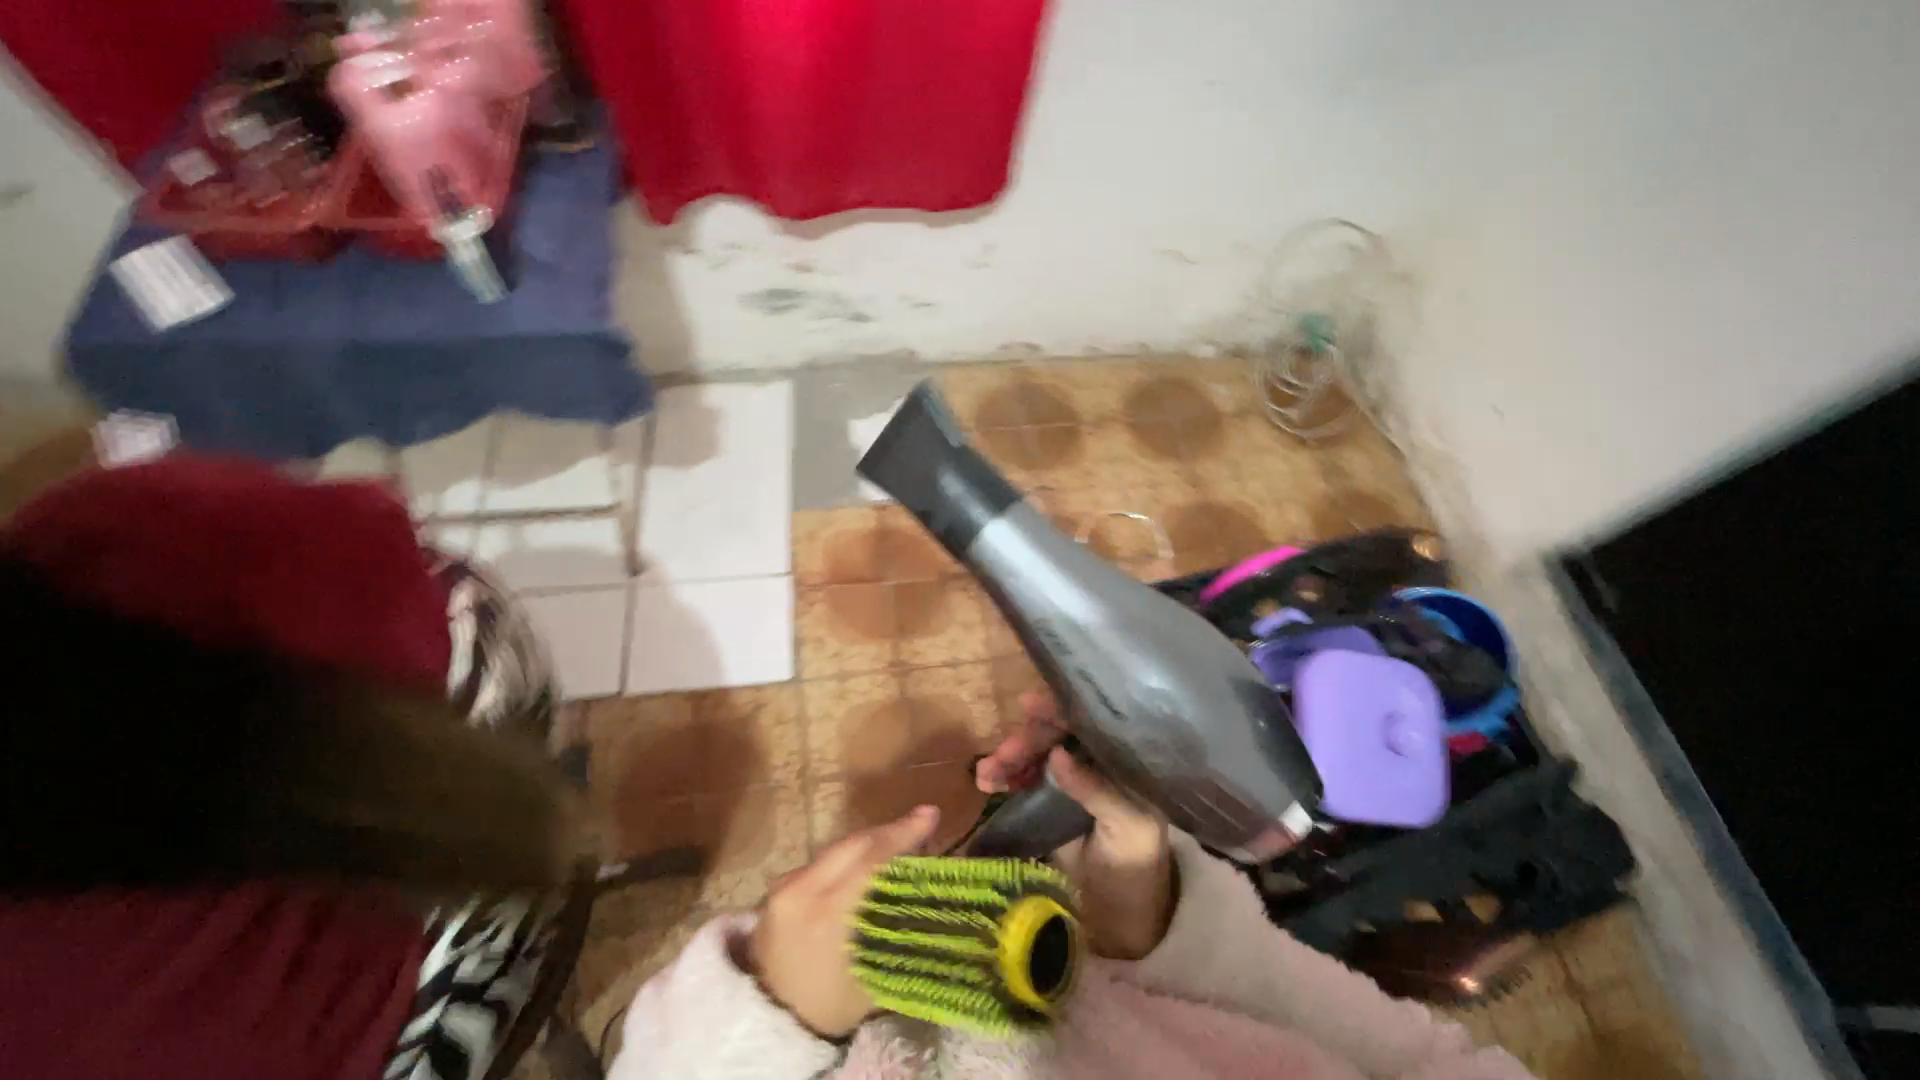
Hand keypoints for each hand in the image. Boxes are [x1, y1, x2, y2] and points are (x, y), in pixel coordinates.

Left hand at [747, 805, 940, 1038]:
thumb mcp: (873, 979)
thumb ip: (901, 937)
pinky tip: (863, 866)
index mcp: (826, 912)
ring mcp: (783, 887)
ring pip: (834, 850)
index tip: (930, 816)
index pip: (869, 857)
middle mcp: (800, 889)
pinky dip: (845, 859)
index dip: (903, 833)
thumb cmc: (826, 1009)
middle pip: (851, 844)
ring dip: (867, 844)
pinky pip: (818, 863)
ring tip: (897, 845)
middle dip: (888, 832)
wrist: (767, 1025)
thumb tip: (935, 906)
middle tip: (920, 826)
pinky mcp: (775, 891)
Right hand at [974, 695, 1176, 959]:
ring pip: (1033, 756)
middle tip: (1000, 759)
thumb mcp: (1128, 829)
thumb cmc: (1136, 870)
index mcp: (1123, 764)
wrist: (1120, 923)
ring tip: (985, 776)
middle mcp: (1096, 765)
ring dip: (1007, 758)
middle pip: (1055, 737)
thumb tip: (1058, 753)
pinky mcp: (1046, 805)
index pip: (1089, 725)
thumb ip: (1097, 790)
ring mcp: (1068, 784)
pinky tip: (987, 783)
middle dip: (1025, 741)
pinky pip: (1021, 779)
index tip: (1028, 706)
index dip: (1059, 712)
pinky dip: (1003, 776)